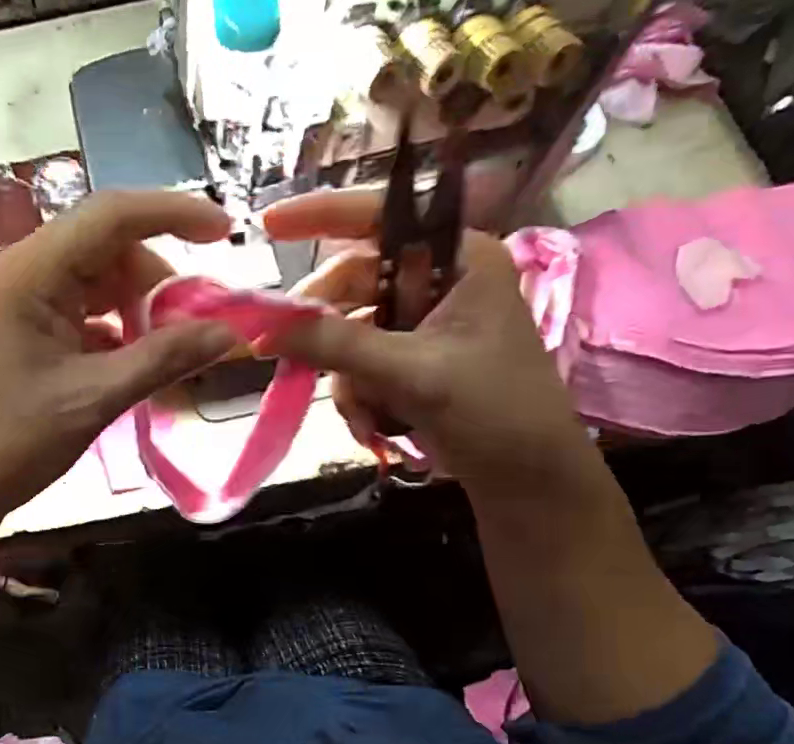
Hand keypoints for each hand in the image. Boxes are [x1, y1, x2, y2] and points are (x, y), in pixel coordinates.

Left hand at [0, 191, 239, 574]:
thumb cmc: (17, 442)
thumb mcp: (97, 398)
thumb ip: (166, 358)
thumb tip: (232, 333)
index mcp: (27, 274)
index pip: (109, 215)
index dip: (173, 213)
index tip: (225, 229)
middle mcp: (21, 272)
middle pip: (106, 246)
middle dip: (158, 277)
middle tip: (198, 320)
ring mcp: (21, 300)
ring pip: (98, 279)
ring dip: (140, 305)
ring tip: (173, 345)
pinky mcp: (27, 328)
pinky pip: (84, 309)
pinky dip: (118, 327)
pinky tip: (140, 358)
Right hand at [261, 189, 587, 497]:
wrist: (526, 477)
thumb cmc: (493, 410)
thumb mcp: (414, 373)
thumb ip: (340, 346)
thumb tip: (267, 329)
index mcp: (458, 258)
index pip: (381, 219)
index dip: (322, 216)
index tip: (268, 223)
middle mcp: (437, 281)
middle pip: (355, 284)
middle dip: (326, 331)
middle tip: (285, 355)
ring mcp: (422, 325)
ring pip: (350, 332)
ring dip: (346, 378)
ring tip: (362, 417)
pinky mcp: (411, 362)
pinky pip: (360, 364)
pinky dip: (357, 396)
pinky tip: (373, 427)